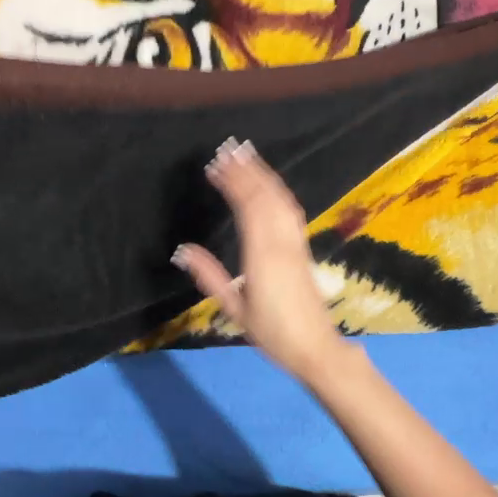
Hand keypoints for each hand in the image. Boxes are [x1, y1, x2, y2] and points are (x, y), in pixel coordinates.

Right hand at [171, 138, 353, 382]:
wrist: (315, 347)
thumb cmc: (271, 332)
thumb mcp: (234, 309)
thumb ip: (209, 276)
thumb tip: (182, 250)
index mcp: (262, 255)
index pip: (248, 207)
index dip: (232, 182)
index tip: (215, 165)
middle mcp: (281, 243)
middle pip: (264, 196)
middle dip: (245, 171)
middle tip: (226, 149)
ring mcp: (296, 244)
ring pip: (280, 199)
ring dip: (262, 175)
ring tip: (245, 155)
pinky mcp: (303, 249)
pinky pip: (291, 210)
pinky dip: (278, 190)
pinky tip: (268, 183)